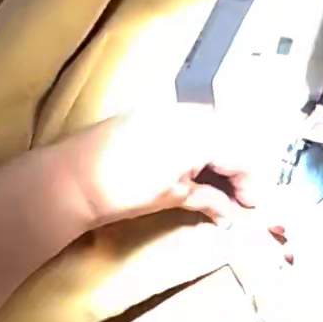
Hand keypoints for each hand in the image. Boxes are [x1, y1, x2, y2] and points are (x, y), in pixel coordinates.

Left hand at [37, 105, 280, 228]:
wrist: (71, 178)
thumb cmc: (121, 190)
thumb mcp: (171, 196)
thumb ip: (207, 198)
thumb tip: (229, 212)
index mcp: (200, 132)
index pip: (244, 153)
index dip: (251, 183)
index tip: (250, 206)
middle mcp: (188, 112)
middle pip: (232, 136)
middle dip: (238, 168)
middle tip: (237, 197)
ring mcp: (168, 109)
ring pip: (212, 128)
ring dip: (219, 157)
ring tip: (215, 186)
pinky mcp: (150, 113)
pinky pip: (189, 124)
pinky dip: (199, 147)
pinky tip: (193, 169)